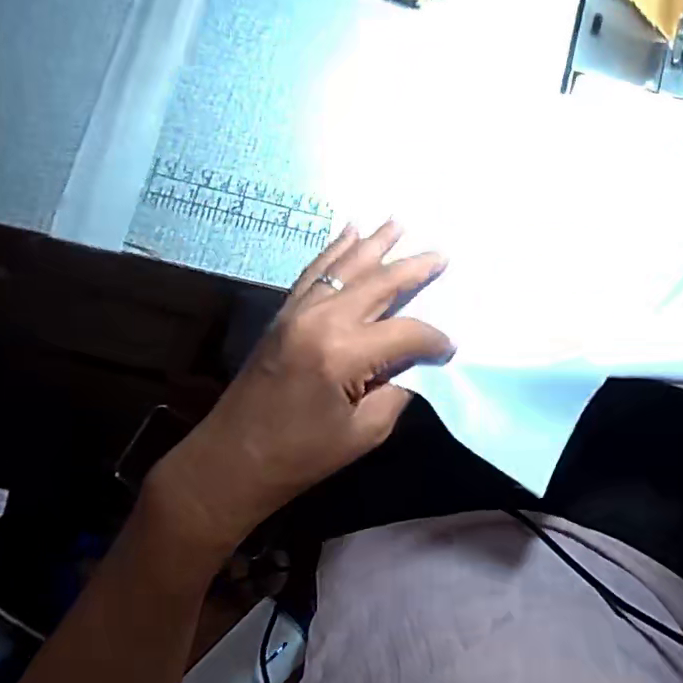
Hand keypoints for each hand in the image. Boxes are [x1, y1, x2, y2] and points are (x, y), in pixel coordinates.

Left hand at [148, 222, 450, 550]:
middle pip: (377, 284)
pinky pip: (314, 273)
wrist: (233, 458)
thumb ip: (395, 390)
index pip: (405, 333)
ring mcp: (298, 311)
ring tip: (397, 224)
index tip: (450, 349)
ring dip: (373, 245)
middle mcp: (320, 319)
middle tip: (441, 255)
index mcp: (343, 353)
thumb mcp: (363, 433)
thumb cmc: (300, 456)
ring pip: (343, 267)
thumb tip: (412, 364)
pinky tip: (349, 233)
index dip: (434, 340)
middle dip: (413, 268)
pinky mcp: (283, 313)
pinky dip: (334, 251)